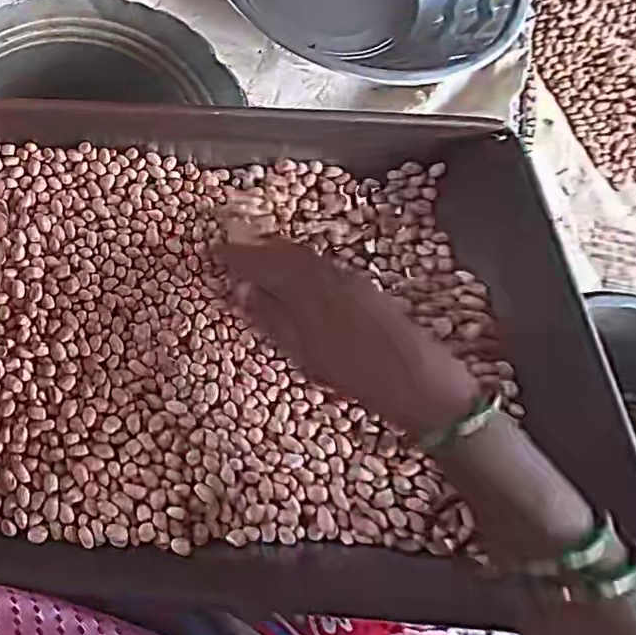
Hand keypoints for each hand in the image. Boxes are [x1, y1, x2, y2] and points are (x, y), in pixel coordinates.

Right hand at [215, 239, 480, 436]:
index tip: (212, 253)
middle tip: (230, 256)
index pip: (261, 262)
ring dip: (275, 255)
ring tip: (255, 266)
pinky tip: (291, 279)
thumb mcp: (303, 351)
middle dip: (254, 251)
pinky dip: (296, 264)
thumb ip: (270, 317)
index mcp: (306, 287)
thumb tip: (240, 289)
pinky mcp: (360, 287)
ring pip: (301, 256)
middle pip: (281, 252)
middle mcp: (326, 273)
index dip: (234, 257)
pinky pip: (317, 264)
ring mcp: (346, 278)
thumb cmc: (355, 374)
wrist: (423, 383)